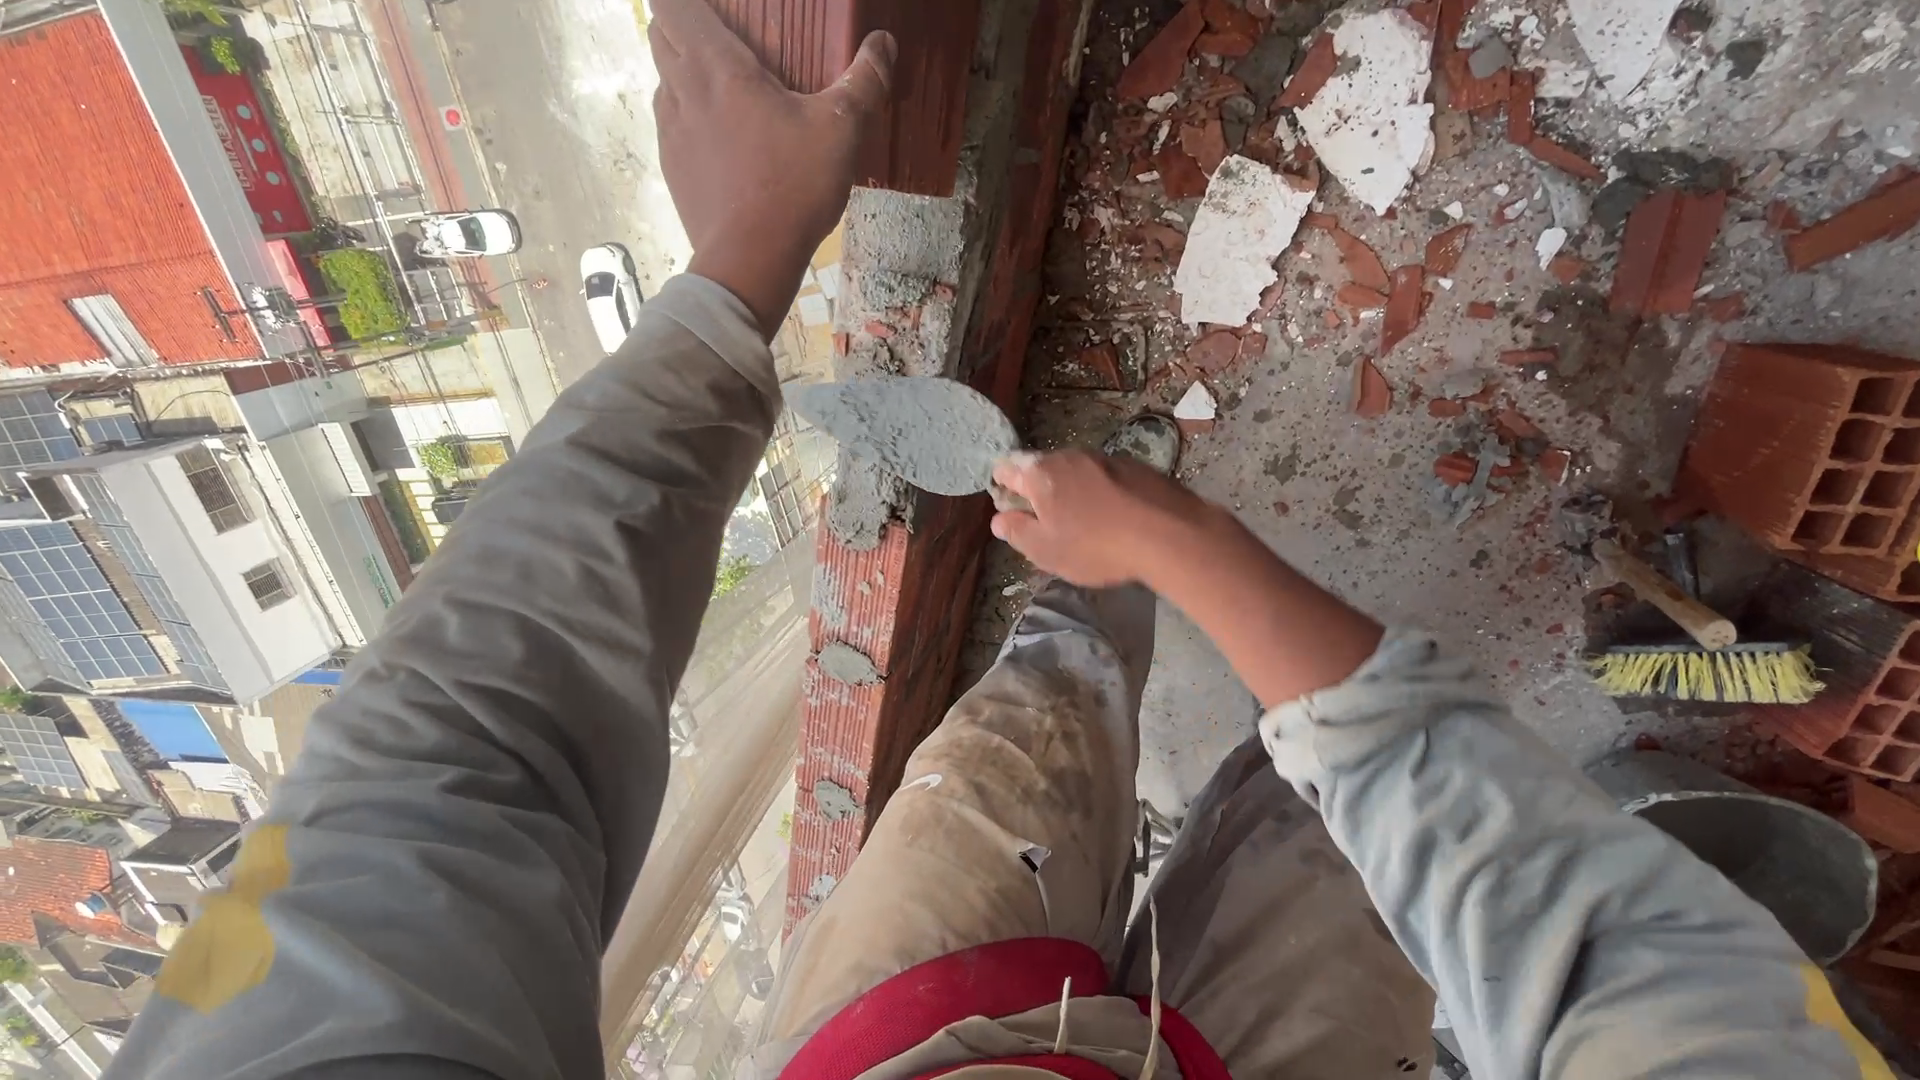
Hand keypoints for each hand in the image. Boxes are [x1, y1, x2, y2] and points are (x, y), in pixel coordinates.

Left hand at [649, 0, 895, 337]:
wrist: (750, 261)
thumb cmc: (793, 187)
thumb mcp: (840, 132)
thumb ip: (864, 83)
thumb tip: (884, 43)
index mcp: (717, 67)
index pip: (672, 3)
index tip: (716, 9)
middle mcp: (682, 91)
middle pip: (660, 35)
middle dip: (682, 28)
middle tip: (724, 41)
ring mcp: (671, 133)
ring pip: (663, 82)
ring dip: (684, 76)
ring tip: (724, 94)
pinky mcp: (672, 171)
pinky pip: (671, 128)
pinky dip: (689, 122)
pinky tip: (722, 144)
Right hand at [989, 451, 1215, 586]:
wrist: (1169, 534)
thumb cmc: (1095, 546)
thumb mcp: (1046, 550)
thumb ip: (1017, 532)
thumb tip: (999, 519)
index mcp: (1041, 473)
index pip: (1007, 468)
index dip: (1002, 486)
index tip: (1009, 508)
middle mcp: (1071, 456)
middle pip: (1043, 469)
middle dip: (1039, 491)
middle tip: (1046, 523)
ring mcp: (1106, 459)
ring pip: (1077, 473)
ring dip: (1073, 492)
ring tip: (1082, 523)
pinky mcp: (1137, 468)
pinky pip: (1106, 479)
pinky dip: (1102, 494)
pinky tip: (1114, 519)